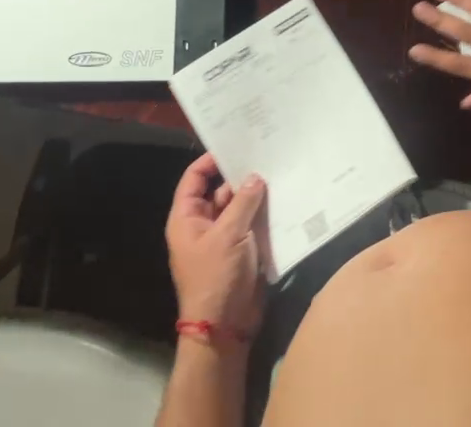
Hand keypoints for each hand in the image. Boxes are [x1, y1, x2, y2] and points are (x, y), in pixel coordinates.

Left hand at [165, 153, 267, 335]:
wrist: (225, 325)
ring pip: (239, 207)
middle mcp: (203, 225)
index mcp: (187, 218)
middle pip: (220, 191)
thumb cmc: (216, 276)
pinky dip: (264, 214)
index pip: (194, 179)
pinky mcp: (241, 251)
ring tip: (279, 172)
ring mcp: (223, 238)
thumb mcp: (229, 234)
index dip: (210, 161)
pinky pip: (252, 225)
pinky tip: (283, 199)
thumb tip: (255, 177)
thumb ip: (243, 202)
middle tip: (265, 154)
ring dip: (256, 195)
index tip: (234, 144)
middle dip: (240, 176)